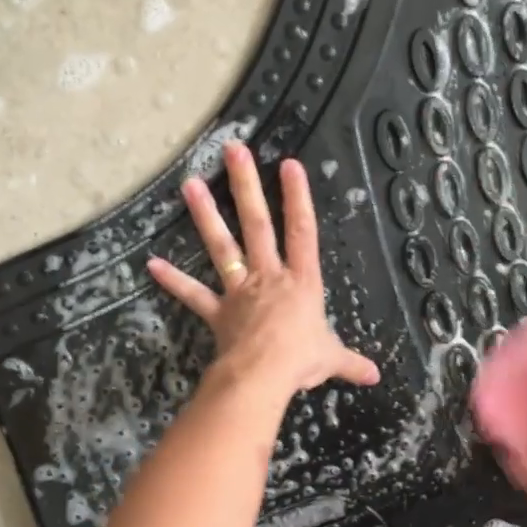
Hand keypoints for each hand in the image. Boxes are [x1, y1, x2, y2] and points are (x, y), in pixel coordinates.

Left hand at [147, 143, 379, 394]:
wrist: (262, 376)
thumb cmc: (300, 360)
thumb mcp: (332, 359)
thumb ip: (351, 363)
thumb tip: (374, 375)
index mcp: (302, 282)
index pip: (303, 232)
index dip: (297, 198)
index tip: (288, 164)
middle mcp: (269, 277)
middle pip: (257, 224)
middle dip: (246, 186)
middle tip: (233, 151)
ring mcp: (240, 291)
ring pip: (222, 247)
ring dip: (206, 215)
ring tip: (189, 184)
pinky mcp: (219, 312)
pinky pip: (194, 295)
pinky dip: (174, 281)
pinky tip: (152, 265)